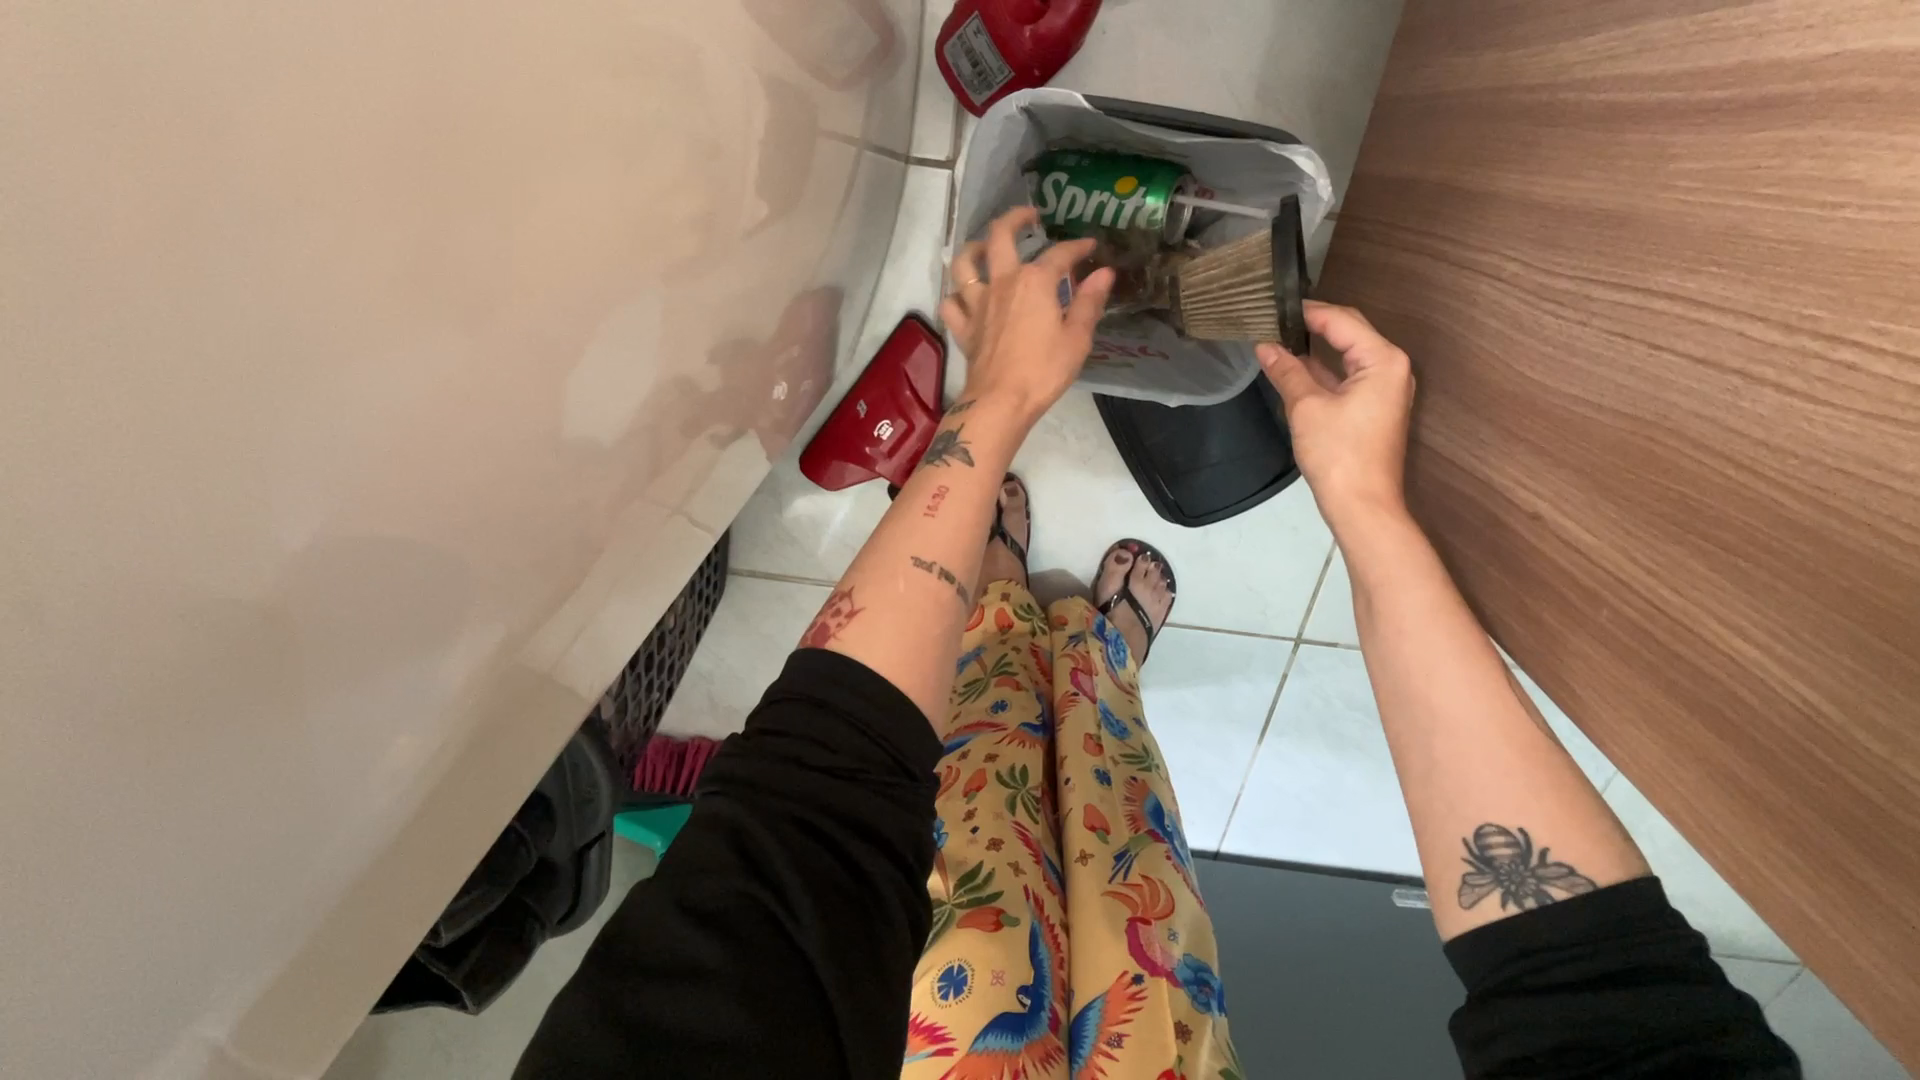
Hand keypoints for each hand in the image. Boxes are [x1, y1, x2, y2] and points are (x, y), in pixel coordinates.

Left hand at [941, 207, 1115, 420]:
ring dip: (973, 248)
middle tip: (1028, 217)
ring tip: (985, 247)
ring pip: (965, 264)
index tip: (1090, 247)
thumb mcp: (1077, 338)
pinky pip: (951, 303)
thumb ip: (1089, 302)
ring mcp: (977, 304)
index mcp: (1034, 282)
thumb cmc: (1043, 372)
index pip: (1060, 254)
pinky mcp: (963, 328)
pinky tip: (964, 297)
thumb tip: (1104, 273)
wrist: (1000, 402)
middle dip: (1015, 219)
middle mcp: (1002, 283)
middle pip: (1000, 236)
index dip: (1077, 247)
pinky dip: (956, 295)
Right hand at [1256, 301, 1415, 531]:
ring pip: (1347, 357)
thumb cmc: (1338, 453)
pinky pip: (1346, 378)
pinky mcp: (1373, 409)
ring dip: (1314, 350)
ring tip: (1278, 341)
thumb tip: (1266, 347)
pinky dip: (1322, 373)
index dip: (1308, 311)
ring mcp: (1384, 390)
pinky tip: (1293, 371)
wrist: (1362, 504)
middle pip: (1349, 334)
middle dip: (1313, 326)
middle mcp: (1391, 368)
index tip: (1275, 305)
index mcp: (1383, 360)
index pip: (1342, 320)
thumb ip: (1287, 372)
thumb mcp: (1306, 407)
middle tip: (1275, 319)